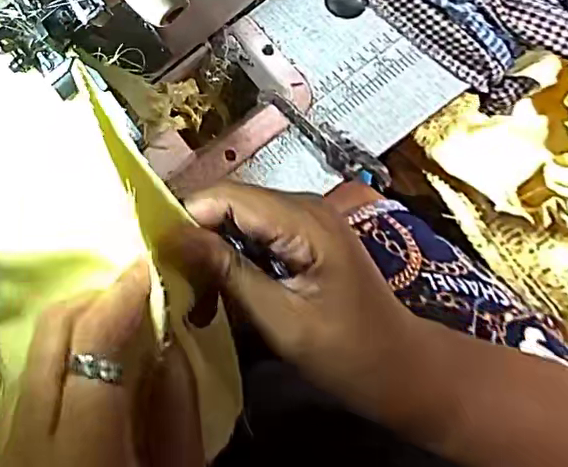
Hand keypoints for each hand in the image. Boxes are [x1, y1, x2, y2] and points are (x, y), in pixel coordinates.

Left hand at [0, 260, 203, 466]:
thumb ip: (176, 410)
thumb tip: (166, 337)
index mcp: (78, 450)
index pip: (94, 340)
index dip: (122, 294)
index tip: (148, 267)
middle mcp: (24, 435)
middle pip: (53, 328)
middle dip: (96, 297)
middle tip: (134, 295)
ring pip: (35, 348)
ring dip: (76, 326)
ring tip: (115, 334)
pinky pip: (24, 378)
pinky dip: (57, 359)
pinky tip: (85, 376)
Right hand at [170, 182, 436, 429]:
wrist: (409, 372)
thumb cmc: (351, 355)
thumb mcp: (284, 323)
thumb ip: (230, 274)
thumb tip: (176, 237)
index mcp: (303, 220)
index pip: (228, 196)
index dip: (189, 215)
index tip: (158, 250)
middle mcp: (302, 204)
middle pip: (230, 201)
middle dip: (197, 233)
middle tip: (173, 275)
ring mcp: (304, 215)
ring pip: (238, 214)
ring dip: (212, 245)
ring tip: (194, 287)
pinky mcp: (302, 231)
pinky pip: (254, 228)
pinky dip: (233, 252)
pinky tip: (221, 284)